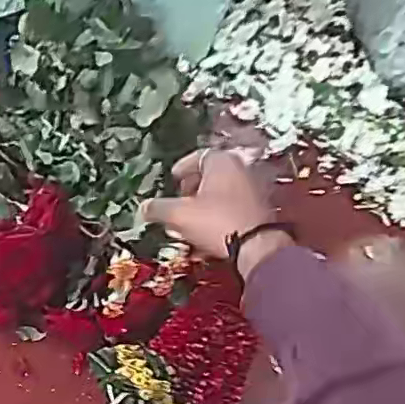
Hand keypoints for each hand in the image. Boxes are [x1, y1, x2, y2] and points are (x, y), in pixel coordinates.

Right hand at [140, 148, 278, 265]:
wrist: (257, 246)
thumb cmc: (216, 222)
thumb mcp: (179, 215)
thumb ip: (158, 208)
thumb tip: (143, 208)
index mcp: (222, 161)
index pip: (197, 157)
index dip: (182, 169)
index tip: (173, 179)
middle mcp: (242, 168)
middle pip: (211, 175)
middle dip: (192, 189)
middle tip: (180, 201)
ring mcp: (254, 188)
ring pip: (222, 193)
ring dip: (205, 205)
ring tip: (191, 221)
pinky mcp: (261, 209)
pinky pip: (233, 207)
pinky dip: (219, 215)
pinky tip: (209, 233)